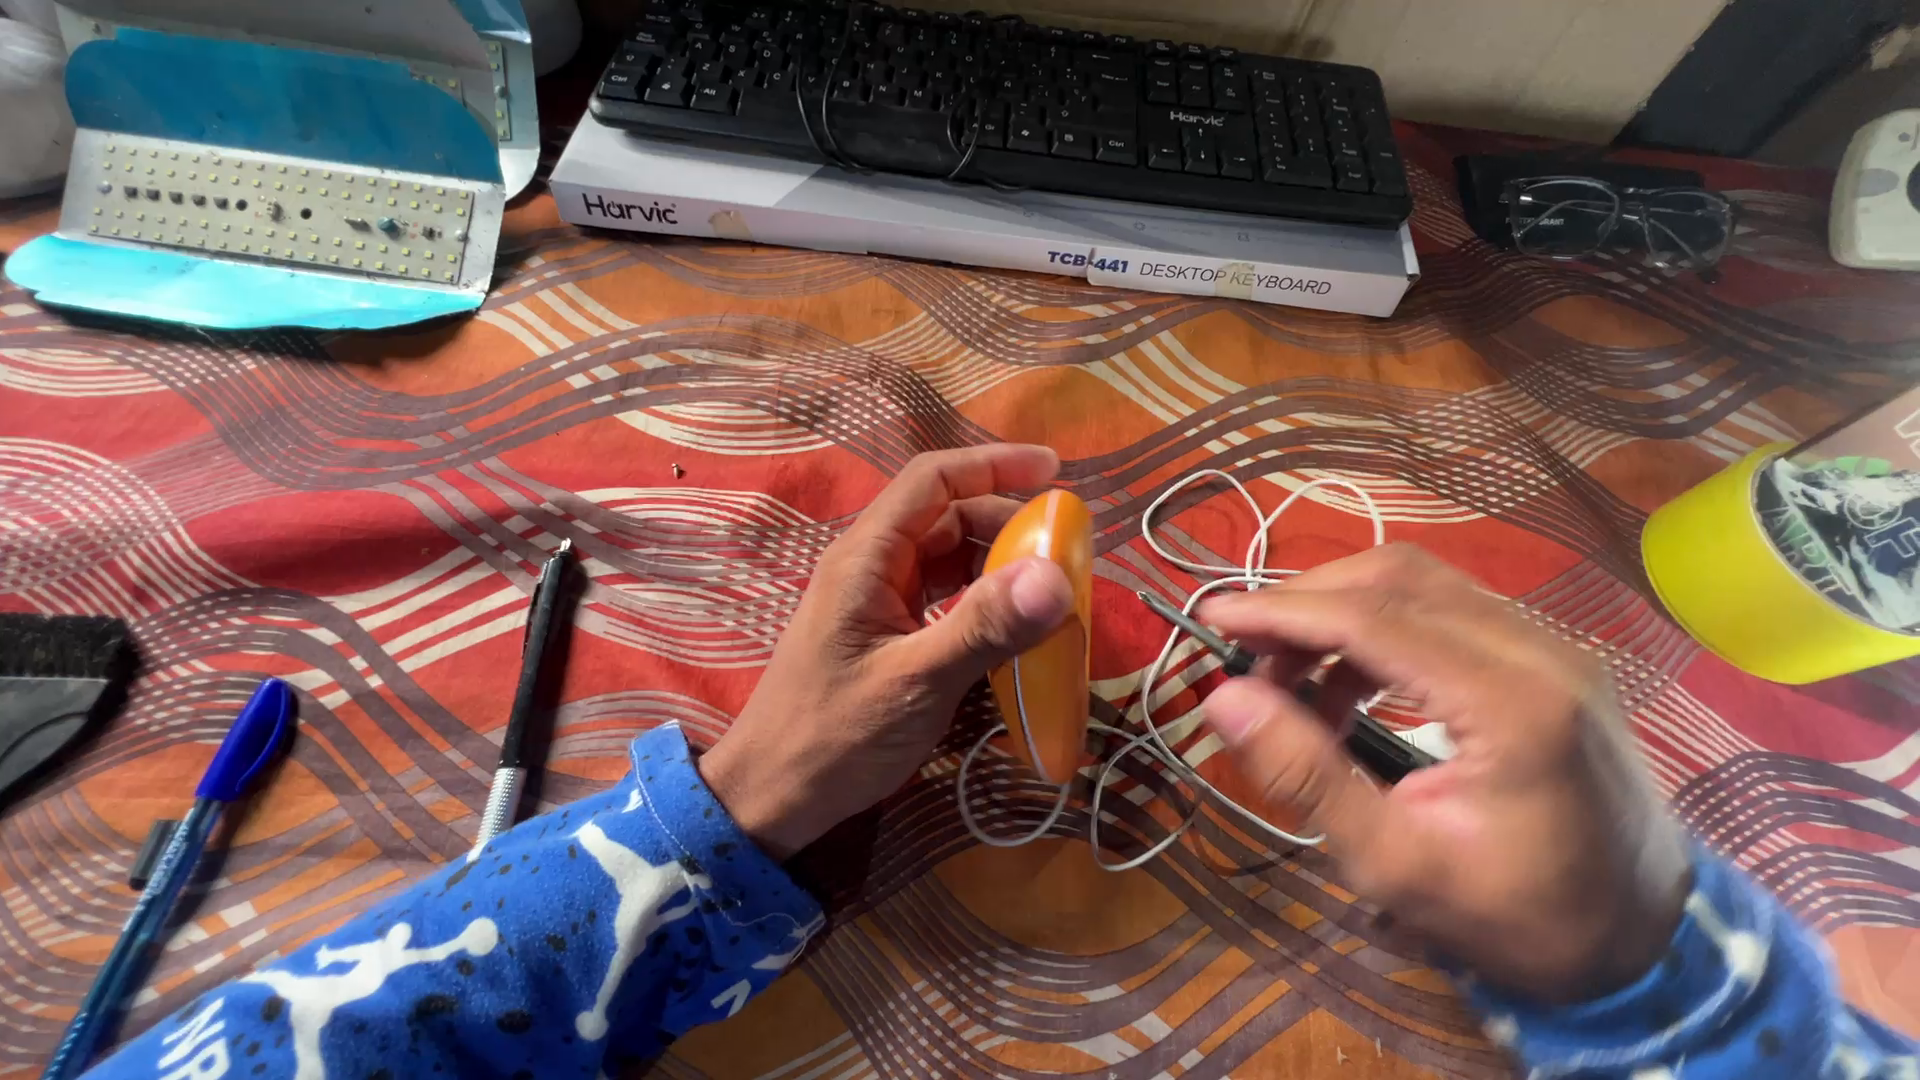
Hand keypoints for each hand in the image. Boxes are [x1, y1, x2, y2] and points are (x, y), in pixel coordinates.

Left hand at [698, 445, 1075, 859]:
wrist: (772, 797)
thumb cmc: (834, 736)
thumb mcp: (915, 681)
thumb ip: (983, 627)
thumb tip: (1057, 575)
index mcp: (867, 556)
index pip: (933, 479)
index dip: (993, 463)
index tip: (1054, 470)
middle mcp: (872, 565)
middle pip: (948, 517)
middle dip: (1007, 525)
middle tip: (1065, 555)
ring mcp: (877, 599)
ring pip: (948, 559)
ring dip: (999, 567)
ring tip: (1049, 593)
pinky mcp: (886, 633)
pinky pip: (942, 598)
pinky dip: (981, 603)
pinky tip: (1013, 630)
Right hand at [1197, 544, 1691, 1002]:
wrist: (1645, 944)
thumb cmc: (1513, 916)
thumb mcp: (1392, 862)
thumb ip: (1303, 774)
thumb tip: (1222, 697)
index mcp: (1509, 702)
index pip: (1369, 619)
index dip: (1279, 611)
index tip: (1209, 617)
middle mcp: (1538, 648)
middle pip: (1393, 579)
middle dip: (1303, 603)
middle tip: (1246, 652)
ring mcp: (1550, 643)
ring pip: (1416, 582)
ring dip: (1334, 612)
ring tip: (1289, 677)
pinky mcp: (1545, 652)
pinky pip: (1440, 607)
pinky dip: (1373, 628)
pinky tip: (1345, 686)